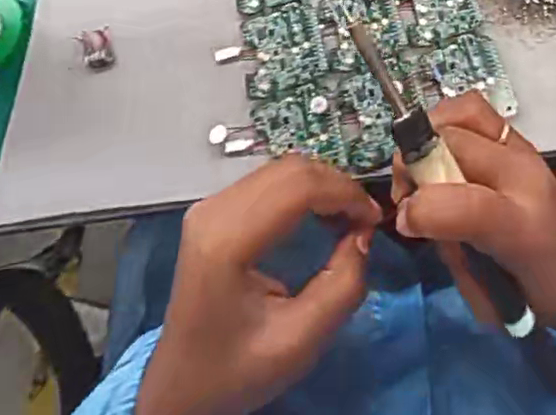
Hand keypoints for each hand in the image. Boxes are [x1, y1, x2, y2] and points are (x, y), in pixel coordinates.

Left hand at [136, 155, 380, 414]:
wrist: (181, 385)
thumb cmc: (235, 370)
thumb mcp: (298, 343)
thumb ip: (340, 288)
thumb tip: (362, 235)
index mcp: (226, 240)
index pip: (296, 188)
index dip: (343, 193)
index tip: (374, 219)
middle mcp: (214, 209)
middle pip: (289, 170)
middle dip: (336, 185)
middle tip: (365, 219)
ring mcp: (210, 204)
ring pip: (280, 169)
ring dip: (321, 185)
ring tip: (348, 218)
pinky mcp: (214, 208)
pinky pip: (268, 181)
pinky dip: (302, 190)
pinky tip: (320, 214)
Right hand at [392, 92, 555, 332]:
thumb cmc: (538, 293)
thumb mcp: (492, 298)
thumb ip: (449, 252)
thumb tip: (410, 213)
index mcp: (525, 229)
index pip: (469, 205)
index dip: (424, 208)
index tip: (406, 221)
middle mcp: (525, 176)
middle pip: (453, 145)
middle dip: (416, 166)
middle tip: (408, 194)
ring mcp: (522, 149)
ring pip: (461, 114)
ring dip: (429, 136)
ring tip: (422, 165)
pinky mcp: (517, 138)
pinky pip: (472, 108)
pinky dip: (446, 119)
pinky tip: (438, 145)